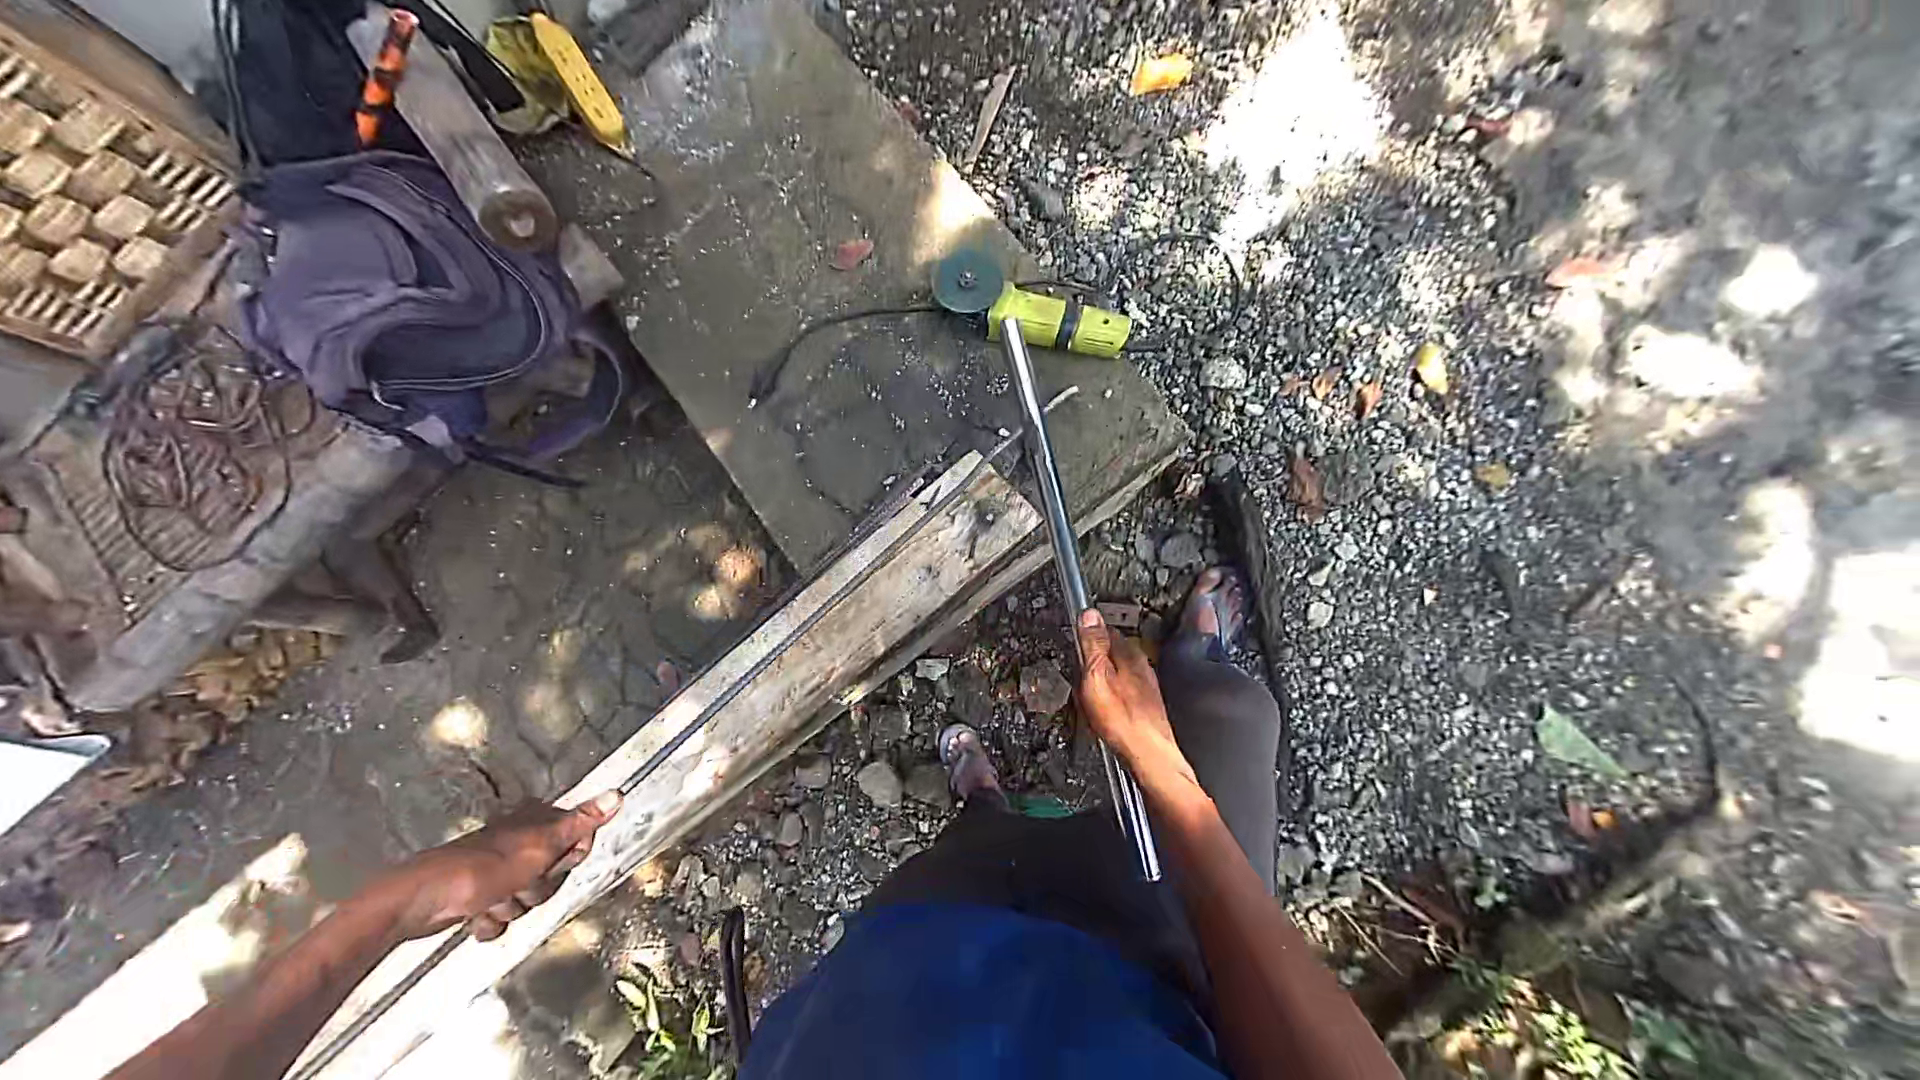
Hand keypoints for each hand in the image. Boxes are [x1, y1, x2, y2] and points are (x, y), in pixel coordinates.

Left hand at [380, 791, 621, 940]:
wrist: (420, 902)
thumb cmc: (485, 870)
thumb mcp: (543, 845)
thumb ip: (582, 822)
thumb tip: (618, 794)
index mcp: (538, 821)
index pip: (579, 841)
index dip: (568, 858)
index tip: (552, 861)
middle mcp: (521, 840)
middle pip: (555, 873)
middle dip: (538, 887)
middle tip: (520, 884)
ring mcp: (499, 870)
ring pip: (528, 897)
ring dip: (512, 906)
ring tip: (491, 902)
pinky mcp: (479, 896)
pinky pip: (501, 916)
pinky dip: (490, 921)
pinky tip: (477, 917)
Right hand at [1075, 608, 1196, 789]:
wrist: (1149, 756)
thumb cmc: (1123, 720)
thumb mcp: (1096, 676)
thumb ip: (1092, 645)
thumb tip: (1088, 614)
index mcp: (1129, 652)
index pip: (1104, 628)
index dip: (1085, 634)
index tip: (1072, 643)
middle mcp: (1140, 664)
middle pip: (1108, 651)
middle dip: (1092, 661)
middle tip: (1078, 676)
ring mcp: (1144, 684)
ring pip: (1114, 672)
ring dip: (1099, 680)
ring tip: (1088, 697)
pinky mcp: (1144, 703)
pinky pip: (1119, 690)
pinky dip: (1108, 696)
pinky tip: (1102, 710)